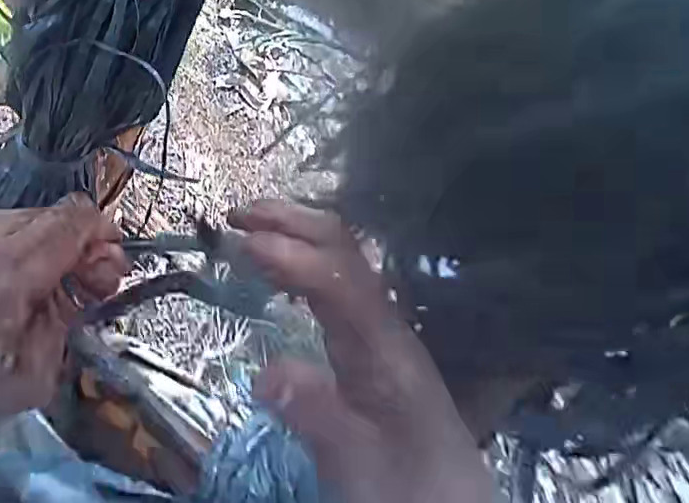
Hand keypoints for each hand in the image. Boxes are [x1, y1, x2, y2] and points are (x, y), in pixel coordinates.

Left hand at [0, 195, 126, 501]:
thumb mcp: (27, 379)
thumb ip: (70, 316)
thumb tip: (99, 272)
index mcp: (6, 271)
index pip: (76, 217)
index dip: (104, 235)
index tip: (110, 269)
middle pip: (61, 212)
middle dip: (84, 244)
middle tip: (87, 286)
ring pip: (38, 216)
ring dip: (56, 245)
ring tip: (47, 291)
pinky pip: (12, 224)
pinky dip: (29, 246)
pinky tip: (20, 282)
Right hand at [230, 200, 495, 502]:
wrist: (451, 502)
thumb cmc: (405, 483)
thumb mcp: (357, 462)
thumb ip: (316, 415)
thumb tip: (263, 375)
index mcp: (382, 343)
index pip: (336, 278)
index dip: (290, 253)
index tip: (243, 242)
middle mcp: (381, 318)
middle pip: (339, 247)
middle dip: (289, 220)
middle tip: (238, 214)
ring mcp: (378, 321)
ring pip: (337, 255)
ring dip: (292, 230)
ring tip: (247, 226)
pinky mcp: (369, 333)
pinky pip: (333, 278)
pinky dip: (299, 257)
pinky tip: (275, 267)